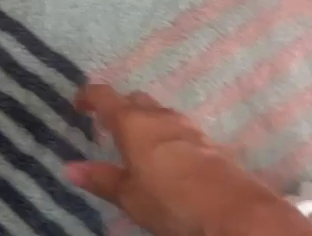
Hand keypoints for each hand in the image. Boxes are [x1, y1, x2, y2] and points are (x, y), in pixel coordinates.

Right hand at [68, 84, 311, 235]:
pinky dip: (170, 139)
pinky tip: (173, 162)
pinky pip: (182, 132)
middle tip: (112, 130)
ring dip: (148, 123)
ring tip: (143, 147)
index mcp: (131, 122)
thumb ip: (101, 180)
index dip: (88, 96)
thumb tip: (69, 168)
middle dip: (121, 109)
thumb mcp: (131, 198)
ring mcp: (188, 129)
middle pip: (134, 99)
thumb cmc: (174, 204)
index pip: (102, 94)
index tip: (79, 107)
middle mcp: (158, 116)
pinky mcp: (212, 146)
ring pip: (160, 114)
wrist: (242, 217)